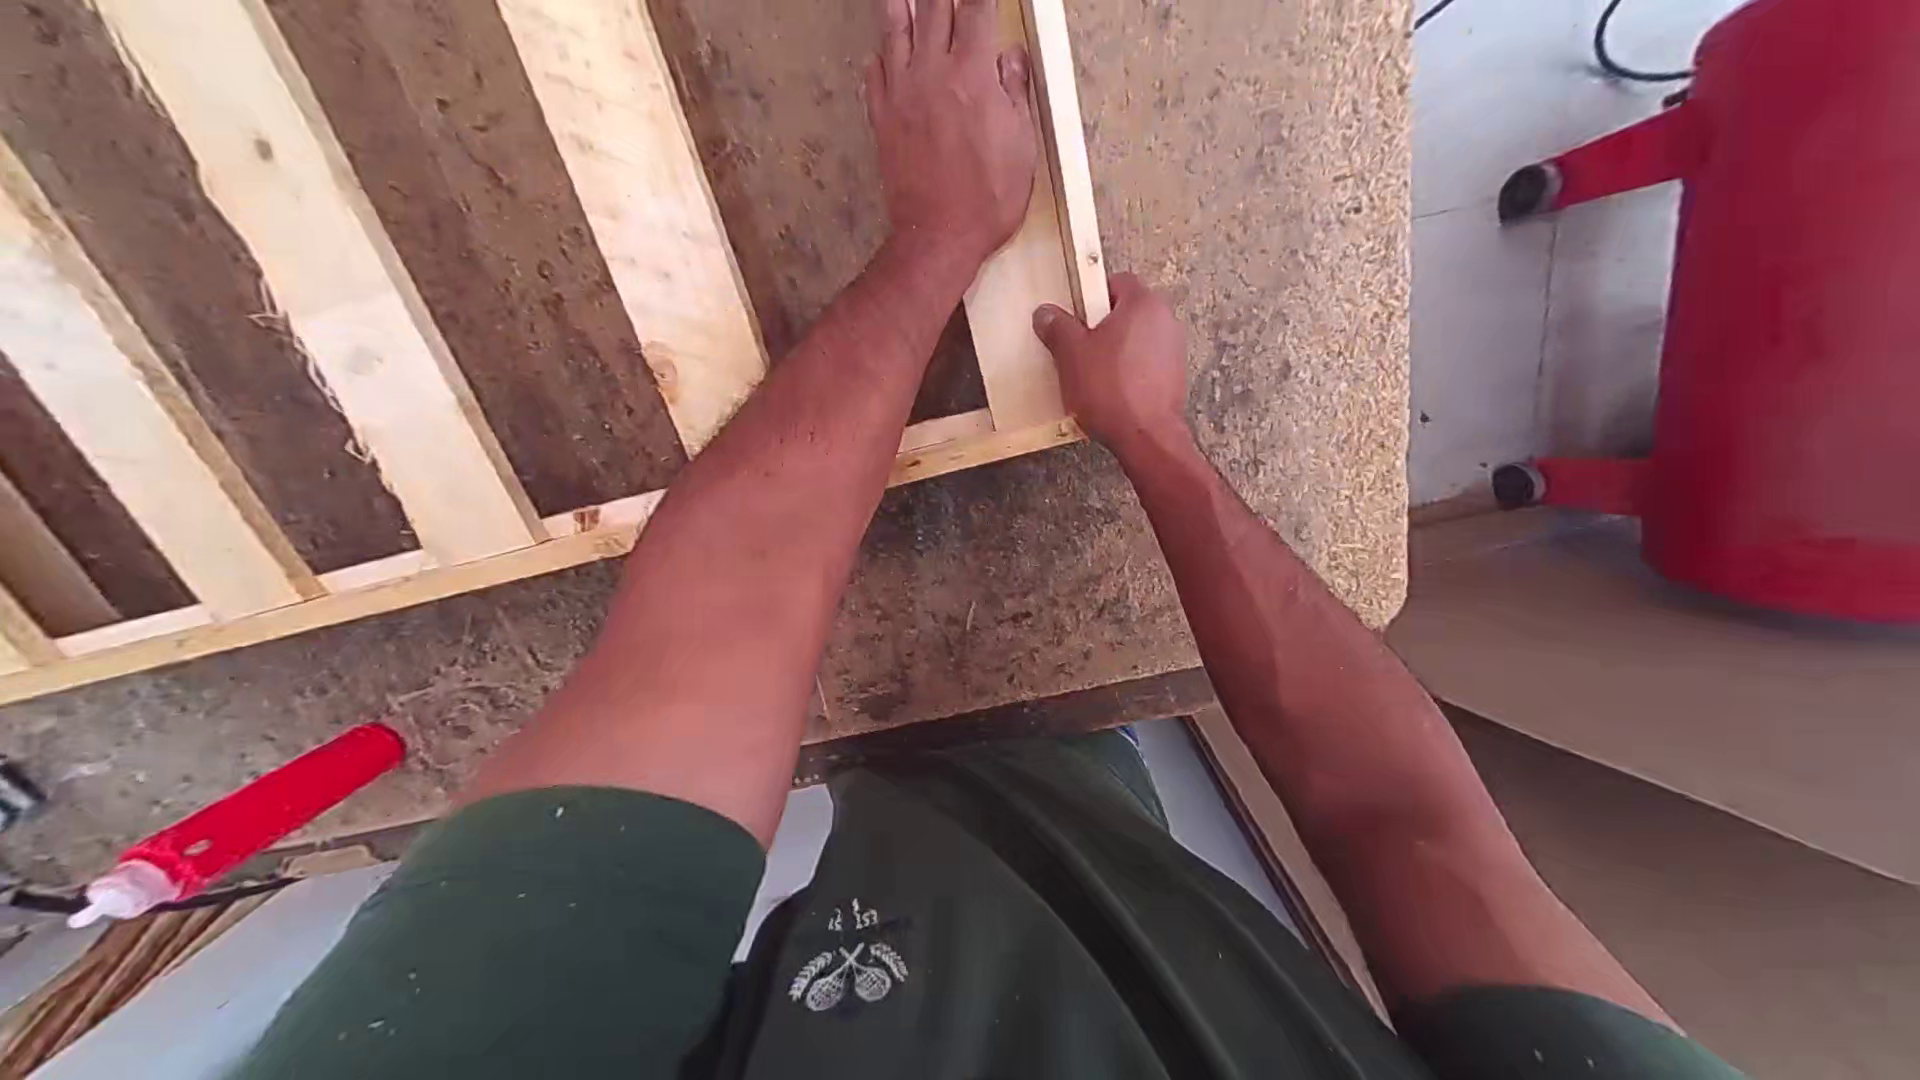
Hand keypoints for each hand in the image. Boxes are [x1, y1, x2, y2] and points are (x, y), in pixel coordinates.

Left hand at [865, 0, 1037, 266]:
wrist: (938, 238)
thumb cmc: (987, 201)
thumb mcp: (1021, 150)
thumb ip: (1015, 95)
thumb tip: (1011, 57)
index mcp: (973, 75)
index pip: (977, 7)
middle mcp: (932, 73)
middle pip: (932, 6)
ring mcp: (901, 95)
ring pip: (895, 29)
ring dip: (902, 5)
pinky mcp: (881, 121)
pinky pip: (873, 74)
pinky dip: (879, 56)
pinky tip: (883, 53)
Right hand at [1034, 273, 1191, 458]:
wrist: (1145, 437)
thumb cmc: (1111, 391)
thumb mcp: (1071, 355)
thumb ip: (1057, 327)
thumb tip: (1046, 314)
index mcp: (1143, 304)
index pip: (1116, 281)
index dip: (1091, 295)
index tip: (1074, 314)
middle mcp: (1165, 320)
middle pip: (1126, 312)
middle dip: (1101, 327)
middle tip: (1077, 347)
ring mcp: (1173, 350)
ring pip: (1135, 340)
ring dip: (1114, 351)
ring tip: (1092, 375)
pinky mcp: (1174, 377)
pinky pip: (1144, 364)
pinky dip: (1128, 372)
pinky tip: (1110, 392)